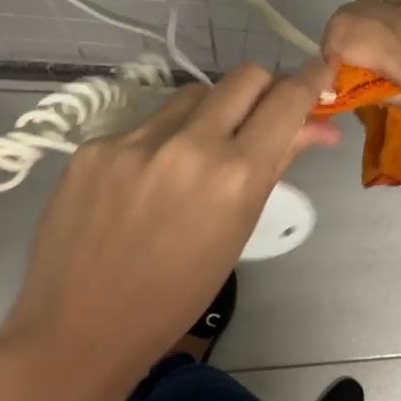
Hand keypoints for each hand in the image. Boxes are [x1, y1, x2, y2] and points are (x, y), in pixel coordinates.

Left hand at [0, 61, 336, 382]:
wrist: (77, 331)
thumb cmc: (177, 293)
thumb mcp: (240, 228)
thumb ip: (279, 163)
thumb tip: (322, 126)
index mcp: (235, 174)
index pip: (288, 99)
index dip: (311, 78)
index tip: (321, 70)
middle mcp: (189, 145)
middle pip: (246, 76)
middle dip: (263, 89)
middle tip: (260, 115)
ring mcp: (135, 141)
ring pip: (195, 93)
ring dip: (211, 111)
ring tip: (196, 153)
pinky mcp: (94, 146)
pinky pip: (147, 122)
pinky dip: (161, 139)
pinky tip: (147, 179)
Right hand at [322, 0, 400, 127]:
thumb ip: (384, 92)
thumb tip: (355, 82)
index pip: (340, 35)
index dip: (331, 54)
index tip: (343, 71)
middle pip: (349, 11)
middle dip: (343, 36)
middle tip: (360, 59)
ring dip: (366, 17)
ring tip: (387, 41)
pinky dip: (389, 3)